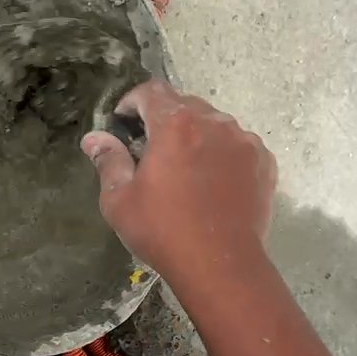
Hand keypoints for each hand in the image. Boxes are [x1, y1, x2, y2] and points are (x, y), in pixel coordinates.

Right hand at [80, 79, 276, 279]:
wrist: (220, 263)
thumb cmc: (162, 231)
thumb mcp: (120, 200)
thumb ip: (108, 162)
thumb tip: (93, 139)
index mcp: (175, 125)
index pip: (151, 91)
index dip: (132, 101)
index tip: (123, 120)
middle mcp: (214, 122)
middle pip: (184, 105)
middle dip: (163, 120)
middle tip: (149, 152)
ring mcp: (243, 141)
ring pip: (213, 125)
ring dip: (194, 137)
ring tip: (182, 170)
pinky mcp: (263, 162)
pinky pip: (236, 146)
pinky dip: (219, 155)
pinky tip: (210, 185)